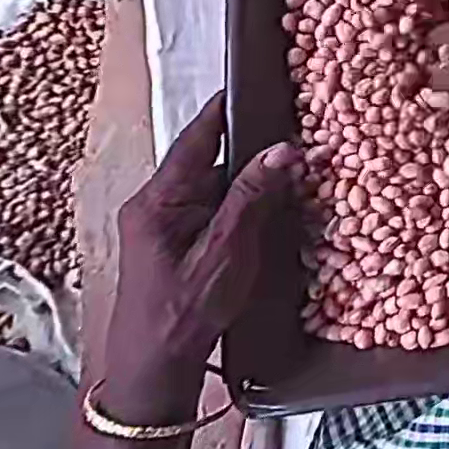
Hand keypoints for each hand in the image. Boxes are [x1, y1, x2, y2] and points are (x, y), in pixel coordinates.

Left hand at [98, 92, 294, 425]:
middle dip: (249, 141)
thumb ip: (253, 197)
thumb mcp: (226, 251)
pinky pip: (217, 202)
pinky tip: (274, 196)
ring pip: (215, 181)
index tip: (250, 79)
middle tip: (291, 122)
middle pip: (209, 157)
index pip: (196, 138)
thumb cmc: (186, 310)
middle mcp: (158, 203)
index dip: (224, 108)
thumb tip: (284, 148)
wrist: (156, 369)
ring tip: (292, 155)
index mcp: (159, 200)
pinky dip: (245, 195)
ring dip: (250, 172)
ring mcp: (167, 221)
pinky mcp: (180, 238)